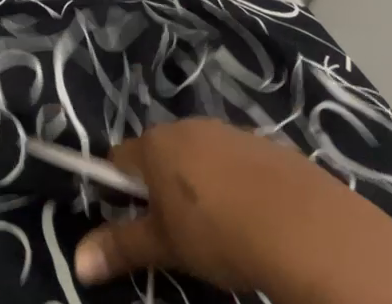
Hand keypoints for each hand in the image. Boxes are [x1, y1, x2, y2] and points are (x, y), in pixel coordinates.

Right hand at [73, 119, 391, 303]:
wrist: (314, 233)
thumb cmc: (223, 234)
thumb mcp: (167, 246)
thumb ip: (121, 247)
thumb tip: (76, 264)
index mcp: (157, 143)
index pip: (119, 158)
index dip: (120, 190)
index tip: (135, 222)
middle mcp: (191, 128)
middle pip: (163, 154)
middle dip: (165, 188)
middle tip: (179, 232)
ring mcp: (236, 134)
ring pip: (205, 158)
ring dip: (205, 186)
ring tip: (225, 230)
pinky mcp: (275, 148)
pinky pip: (244, 165)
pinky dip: (243, 187)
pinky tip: (261, 222)